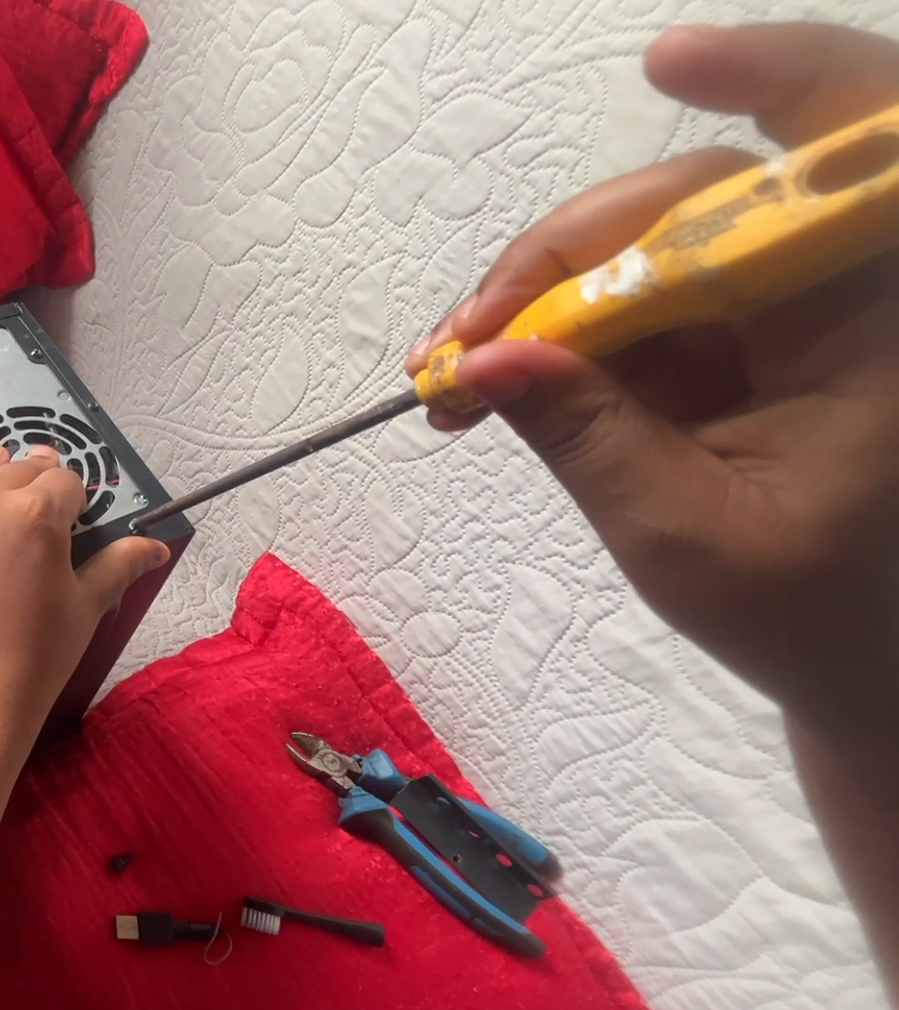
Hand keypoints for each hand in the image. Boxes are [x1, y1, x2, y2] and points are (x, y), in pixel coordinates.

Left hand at [0, 444, 169, 742]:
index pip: (64, 482)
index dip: (74, 498)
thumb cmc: (29, 661)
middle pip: (16, 469)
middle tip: (37, 501)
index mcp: (36, 515)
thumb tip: (155, 547)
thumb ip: (118, 567)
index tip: (72, 514)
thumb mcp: (83, 610)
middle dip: (33, 482)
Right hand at [405, 23, 898, 739]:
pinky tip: (477, 384)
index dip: (773, 78)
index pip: (847, 157)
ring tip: (442, 378)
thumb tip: (481, 360)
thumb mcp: (680, 528)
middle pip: (679, 215)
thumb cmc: (809, 611)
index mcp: (882, 318)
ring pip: (629, 262)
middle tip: (447, 348)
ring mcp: (772, 316)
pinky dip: (539, 345)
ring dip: (522, 310)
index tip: (661, 63)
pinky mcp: (724, 344)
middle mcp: (837, 290)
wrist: (865, 659)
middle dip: (547, 268)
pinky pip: (619, 314)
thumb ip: (585, 436)